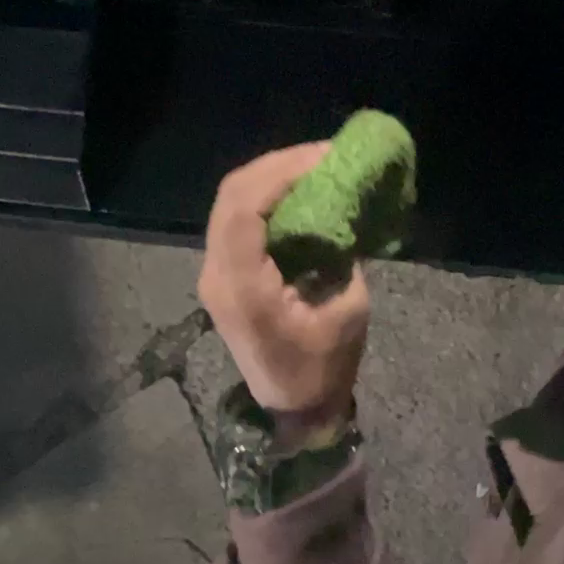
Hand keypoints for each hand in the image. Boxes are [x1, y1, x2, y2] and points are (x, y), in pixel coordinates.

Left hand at [199, 142, 368, 440]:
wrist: (293, 410)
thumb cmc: (324, 366)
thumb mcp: (348, 308)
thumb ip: (341, 254)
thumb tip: (341, 210)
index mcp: (243, 286)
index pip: (244, 209)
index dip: (282, 172)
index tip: (325, 157)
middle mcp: (217, 273)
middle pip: (233, 195)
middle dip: (279, 164)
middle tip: (326, 152)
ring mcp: (216, 273)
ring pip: (232, 202)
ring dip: (273, 175)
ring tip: (317, 163)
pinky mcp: (226, 274)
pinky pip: (240, 218)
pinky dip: (270, 194)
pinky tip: (301, 188)